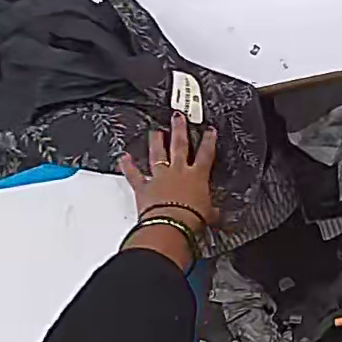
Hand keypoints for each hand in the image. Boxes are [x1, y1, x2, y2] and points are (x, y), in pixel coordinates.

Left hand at [117, 114, 218, 267]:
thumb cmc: (191, 218)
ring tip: (156, 131)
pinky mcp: (144, 186)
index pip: (205, 153)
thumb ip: (212, 212)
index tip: (209, 130)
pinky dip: (128, 166)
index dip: (208, 140)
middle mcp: (178, 172)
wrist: (171, 224)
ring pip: (158, 154)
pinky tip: (124, 157)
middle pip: (179, 145)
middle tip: (178, 117)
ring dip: (157, 141)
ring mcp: (160, 177)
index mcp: (197, 176)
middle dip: (180, 130)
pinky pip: (134, 174)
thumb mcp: (209, 215)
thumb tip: (218, 215)